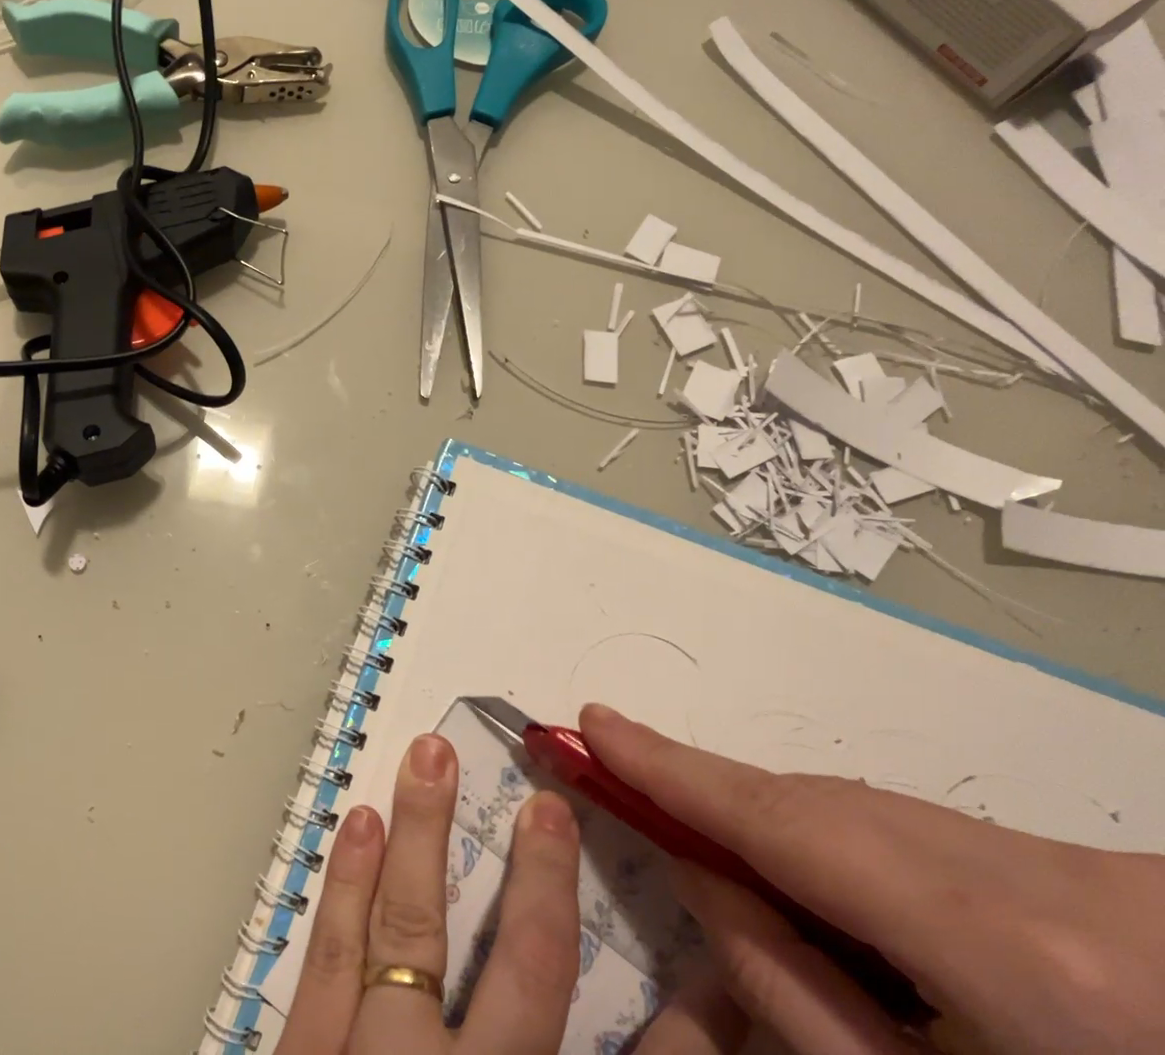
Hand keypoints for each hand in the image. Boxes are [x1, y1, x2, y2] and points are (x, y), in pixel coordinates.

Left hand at [276, 733, 750, 1054]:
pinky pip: (328, 958)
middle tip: (547, 806)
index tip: (719, 951)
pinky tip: (360, 828)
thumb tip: (654, 1042)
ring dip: (422, 841)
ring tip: (428, 763)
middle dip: (536, 884)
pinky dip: (346, 885)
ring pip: (408, 936)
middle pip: (518, 975)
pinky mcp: (303, 1054)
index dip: (690, 1017)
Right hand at [580, 704, 1164, 1054]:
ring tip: (724, 863)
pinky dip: (854, 847)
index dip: (677, 771)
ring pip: (880, 812)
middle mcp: (1062, 881)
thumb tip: (692, 871)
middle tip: (623, 787)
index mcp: (1012, 957)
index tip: (595, 725)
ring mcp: (1103, 865)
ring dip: (784, 829)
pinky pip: (934, 832)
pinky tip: (830, 891)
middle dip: (717, 797)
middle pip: (830, 805)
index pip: (791, 825)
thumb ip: (780, 981)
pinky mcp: (1118, 867)